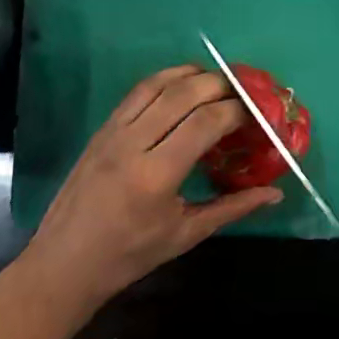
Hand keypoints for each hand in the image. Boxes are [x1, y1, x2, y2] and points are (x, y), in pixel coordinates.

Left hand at [17, 66, 283, 313]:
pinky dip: (167, 79)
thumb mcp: (186, 235)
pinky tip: (185, 83)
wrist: (64, 264)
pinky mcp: (103, 128)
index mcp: (157, 175)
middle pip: (185, 93)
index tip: (259, 113)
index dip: (238, 110)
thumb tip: (275, 193)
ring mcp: (114, 131)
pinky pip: (138, 91)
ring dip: (194, 74)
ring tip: (221, 80)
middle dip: (222, 84)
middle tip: (247, 92)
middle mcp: (133, 144)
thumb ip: (233, 207)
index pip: (206, 122)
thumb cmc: (129, 255)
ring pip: (159, 84)